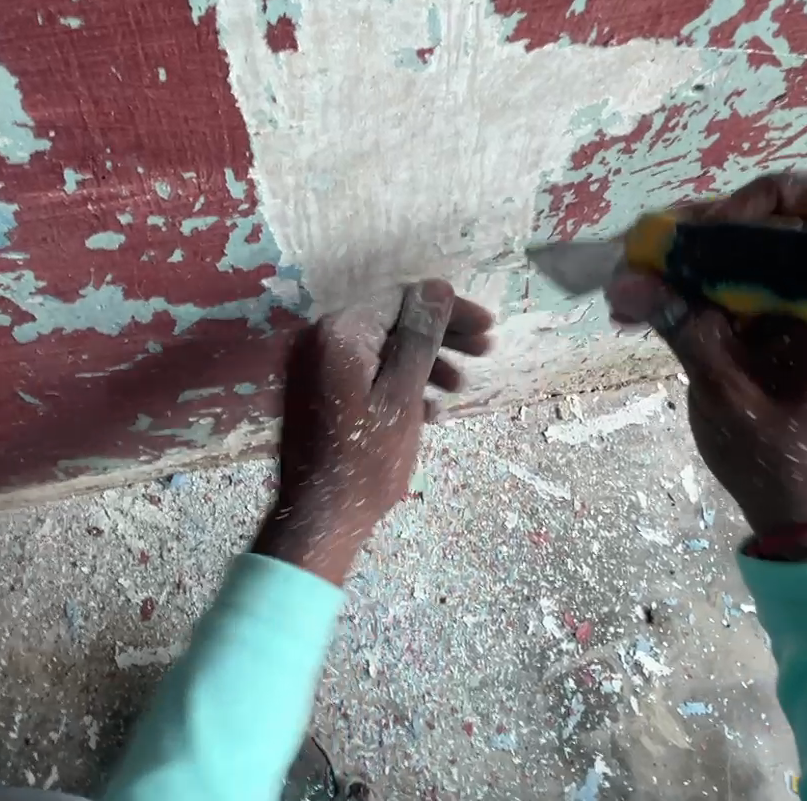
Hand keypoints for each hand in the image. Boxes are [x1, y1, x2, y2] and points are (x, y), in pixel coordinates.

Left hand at [252, 280, 494, 582]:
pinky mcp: (322, 392)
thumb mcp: (403, 394)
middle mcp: (323, 340)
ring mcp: (319, 367)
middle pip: (393, 321)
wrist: (321, 518)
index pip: (401, 299)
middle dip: (440, 336)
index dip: (448, 309)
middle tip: (485, 351)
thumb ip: (420, 336)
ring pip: (383, 349)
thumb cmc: (367, 459)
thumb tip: (438, 288)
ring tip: (460, 388)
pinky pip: (368, 373)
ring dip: (425, 362)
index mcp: (339, 333)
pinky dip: (400, 384)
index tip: (487, 326)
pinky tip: (431, 411)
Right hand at [607, 173, 806, 547]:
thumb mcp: (725, 393)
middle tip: (649, 254)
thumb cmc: (783, 462)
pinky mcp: (780, 327)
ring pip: (750, 247)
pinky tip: (643, 305)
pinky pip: (735, 282)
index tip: (720, 231)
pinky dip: (691, 285)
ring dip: (689, 257)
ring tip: (633, 281)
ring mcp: (806, 309)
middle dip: (707, 228)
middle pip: (779, 217)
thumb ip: (681, 327)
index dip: (778, 194)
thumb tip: (622, 281)